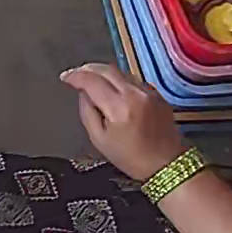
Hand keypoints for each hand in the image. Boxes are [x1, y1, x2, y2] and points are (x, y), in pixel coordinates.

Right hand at [61, 63, 185, 179]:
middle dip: (87, 68)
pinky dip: (118, 79)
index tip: (65, 77)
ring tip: (91, 79)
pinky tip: (112, 87)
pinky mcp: (157, 93)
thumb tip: (83, 92)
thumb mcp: (99, 139)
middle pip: (106, 69)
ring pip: (120, 72)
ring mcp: (148, 91)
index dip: (75, 76)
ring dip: (103, 72)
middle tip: (75, 74)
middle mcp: (134, 94)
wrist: (166, 164)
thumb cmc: (130, 157)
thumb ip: (87, 112)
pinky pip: (132, 79)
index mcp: (118, 108)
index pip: (91, 81)